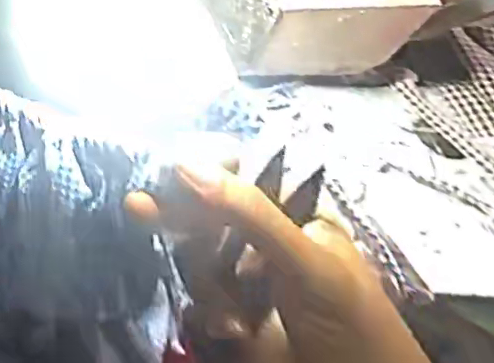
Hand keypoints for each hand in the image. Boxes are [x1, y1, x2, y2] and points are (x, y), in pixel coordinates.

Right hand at [126, 166, 426, 362]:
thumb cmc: (356, 328)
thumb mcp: (310, 264)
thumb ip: (251, 212)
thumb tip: (184, 162)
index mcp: (290, 209)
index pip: (236, 167)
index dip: (201, 163)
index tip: (170, 167)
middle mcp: (261, 234)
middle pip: (201, 206)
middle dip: (174, 211)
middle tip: (138, 206)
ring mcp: (243, 274)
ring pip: (193, 253)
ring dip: (206, 282)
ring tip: (233, 314)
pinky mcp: (228, 312)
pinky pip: (194, 296)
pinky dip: (208, 313)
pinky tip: (232, 330)